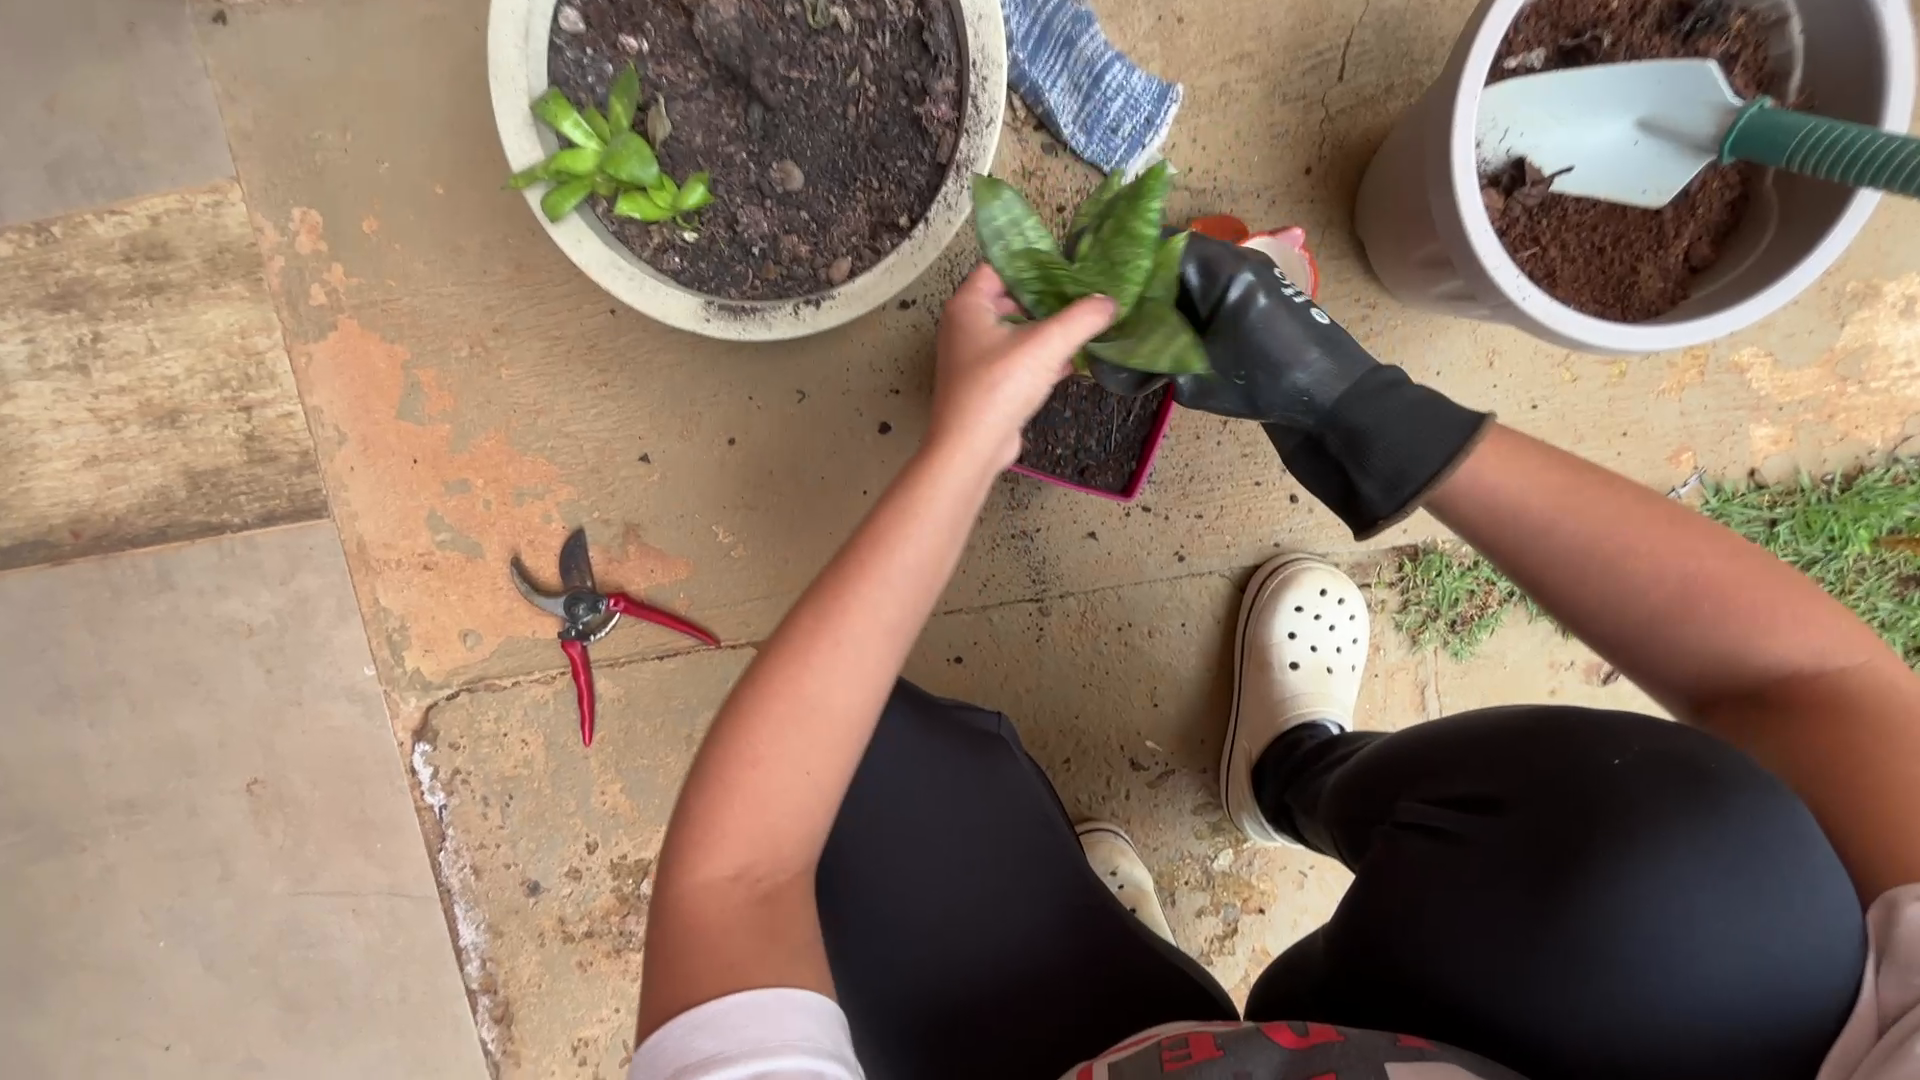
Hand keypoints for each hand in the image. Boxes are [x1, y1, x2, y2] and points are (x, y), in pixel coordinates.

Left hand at [929, 264, 1116, 469]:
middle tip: (1079, 294)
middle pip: (1008, 298)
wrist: (972, 447)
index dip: (1031, 261)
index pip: (999, 266)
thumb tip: (1109, 302)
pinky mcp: (986, 385)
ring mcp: (973, 358)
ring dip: (1045, 330)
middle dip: (1043, 297)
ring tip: (1081, 324)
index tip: (1065, 263)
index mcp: (968, 305)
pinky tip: (1072, 363)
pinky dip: (1041, 359)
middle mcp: (964, 327)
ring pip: (1014, 331)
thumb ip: (1081, 319)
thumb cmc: (997, 388)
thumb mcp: (1046, 345)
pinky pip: (1017, 361)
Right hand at [1088, 231, 1382, 426]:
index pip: (1160, 246)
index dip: (1125, 259)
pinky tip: (1165, 328)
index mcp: (1222, 272)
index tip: (1096, 274)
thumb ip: (1152, 359)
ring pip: (1191, 271)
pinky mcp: (1259, 291)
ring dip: (1161, 291)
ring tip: (1130, 318)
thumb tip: (1114, 354)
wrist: (1332, 398)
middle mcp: (1237, 261)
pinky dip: (1184, 300)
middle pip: (1174, 256)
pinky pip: (1210, 284)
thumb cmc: (1264, 385)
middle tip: (1107, 304)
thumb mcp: (1194, 380)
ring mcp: (1252, 273)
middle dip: (1139, 278)